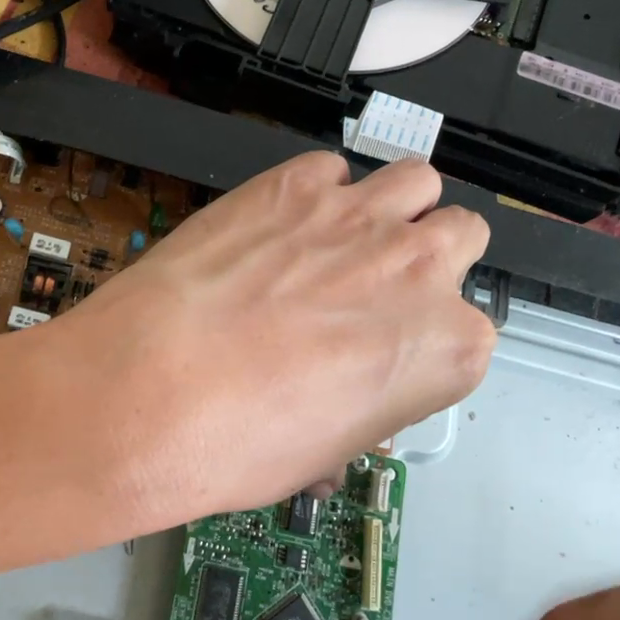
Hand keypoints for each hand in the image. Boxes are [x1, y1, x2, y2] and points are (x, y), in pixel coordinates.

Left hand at [60, 152, 495, 520]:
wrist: (150, 391)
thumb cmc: (237, 442)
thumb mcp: (323, 450)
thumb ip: (362, 403)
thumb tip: (341, 398)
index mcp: (448, 350)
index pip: (469, 327)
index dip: (424, 334)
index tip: (390, 342)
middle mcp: (420, 271)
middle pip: (461, 235)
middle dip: (427, 255)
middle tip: (375, 282)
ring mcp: (358, 217)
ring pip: (417, 181)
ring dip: (391, 205)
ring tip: (342, 236)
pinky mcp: (293, 185)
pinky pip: (330, 169)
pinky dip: (316, 189)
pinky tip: (280, 223)